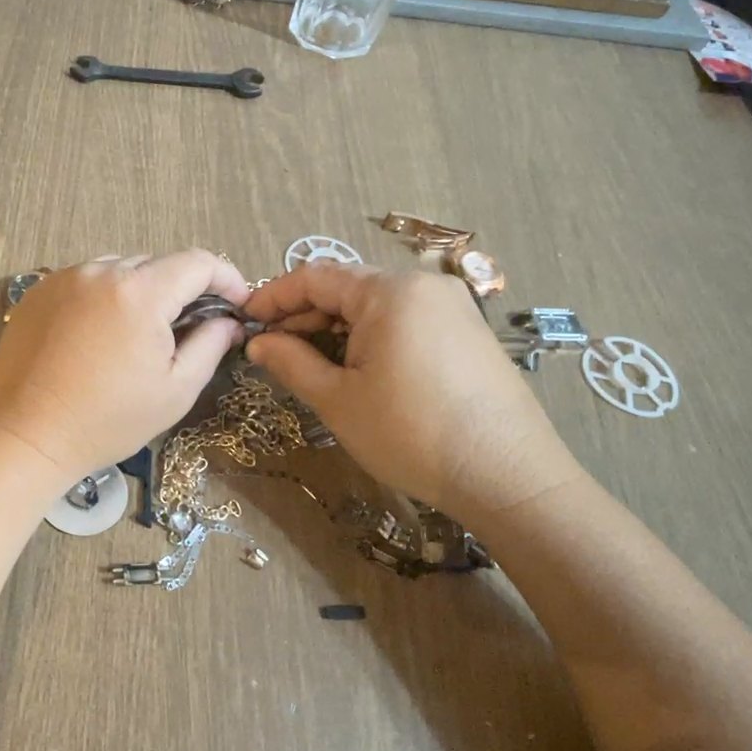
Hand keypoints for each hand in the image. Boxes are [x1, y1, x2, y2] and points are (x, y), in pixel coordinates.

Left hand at [0, 249, 249, 483]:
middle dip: (180, 291)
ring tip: (137, 337)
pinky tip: (97, 338)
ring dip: (138, 293)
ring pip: (118, 271)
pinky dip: (102, 299)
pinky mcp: (36, 293)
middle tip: (186, 330)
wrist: (25, 437)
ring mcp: (63, 279)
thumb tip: (228, 321)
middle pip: (156, 265)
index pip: (197, 262)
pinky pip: (84, 283)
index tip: (236, 305)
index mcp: (139, 293)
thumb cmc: (107, 422)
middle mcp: (100, 272)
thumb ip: (209, 346)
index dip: (226, 278)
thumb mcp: (174, 390)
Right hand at [243, 263, 585, 519]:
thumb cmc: (410, 433)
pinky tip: (355, 370)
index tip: (244, 321)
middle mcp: (424, 286)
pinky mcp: (467, 332)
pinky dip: (369, 337)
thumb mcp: (336, 400)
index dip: (273, 296)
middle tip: (271, 350)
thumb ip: (290, 362)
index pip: (315, 276)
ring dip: (335, 328)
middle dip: (303, 315)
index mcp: (389, 291)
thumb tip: (257, 342)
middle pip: (347, 287)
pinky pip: (404, 321)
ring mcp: (452, 307)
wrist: (507, 475)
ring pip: (375, 306)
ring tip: (308, 365)